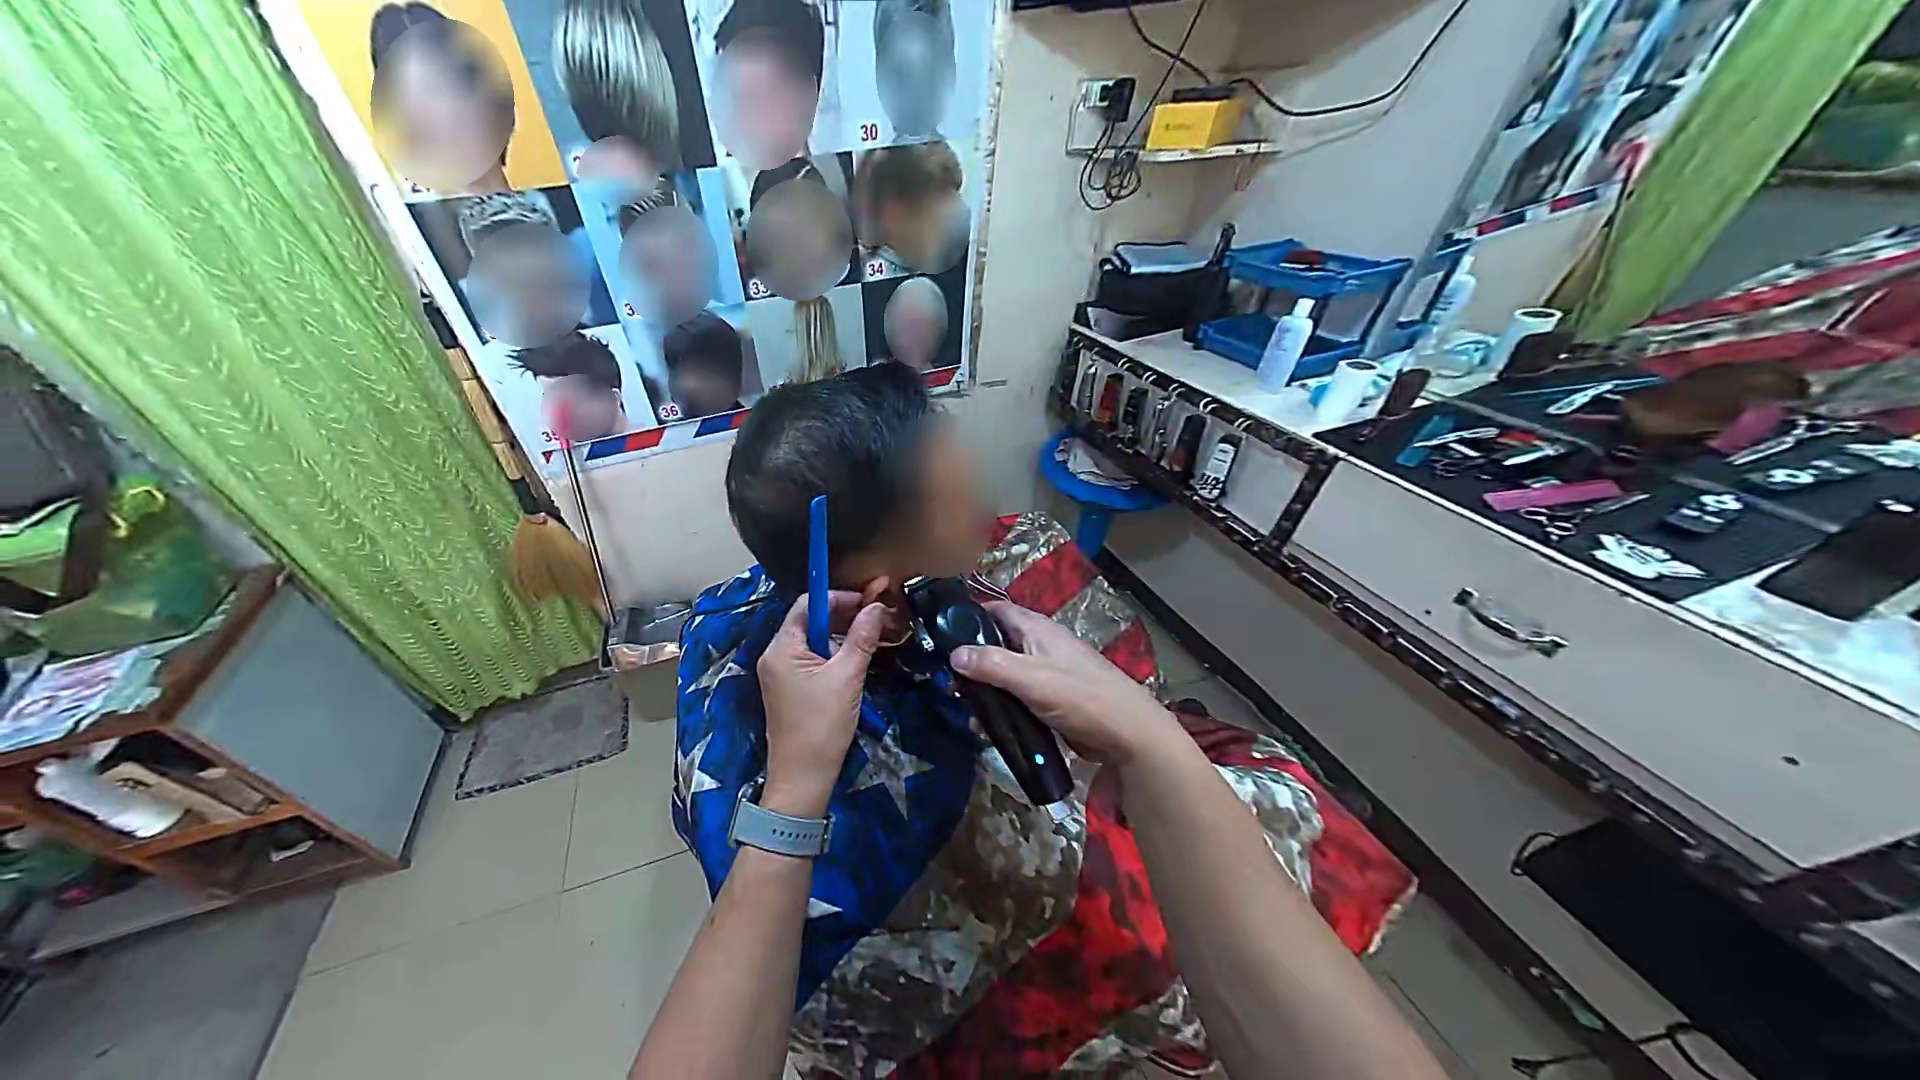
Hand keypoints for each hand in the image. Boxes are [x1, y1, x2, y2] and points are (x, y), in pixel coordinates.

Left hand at [756, 592, 888, 817]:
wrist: (803, 779)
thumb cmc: (822, 726)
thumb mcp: (847, 677)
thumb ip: (862, 637)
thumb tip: (877, 607)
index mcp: (782, 648)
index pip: (807, 605)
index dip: (839, 597)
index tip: (869, 600)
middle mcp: (775, 655)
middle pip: (809, 620)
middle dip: (842, 614)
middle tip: (875, 616)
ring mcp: (780, 674)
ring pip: (812, 640)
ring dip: (840, 633)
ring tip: (871, 634)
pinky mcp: (789, 688)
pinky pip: (811, 658)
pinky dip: (833, 652)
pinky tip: (855, 657)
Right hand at [950, 602, 1180, 765]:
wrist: (1127, 734)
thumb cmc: (1080, 697)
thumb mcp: (1030, 678)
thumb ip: (991, 665)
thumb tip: (953, 653)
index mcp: (1037, 629)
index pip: (996, 610)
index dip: (969, 617)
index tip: (942, 634)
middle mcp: (1040, 645)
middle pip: (997, 643)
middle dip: (972, 659)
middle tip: (948, 680)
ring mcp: (1047, 672)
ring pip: (1005, 673)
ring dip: (986, 687)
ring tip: (964, 705)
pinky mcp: (1051, 699)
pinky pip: (1018, 696)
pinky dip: (1002, 705)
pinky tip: (987, 724)